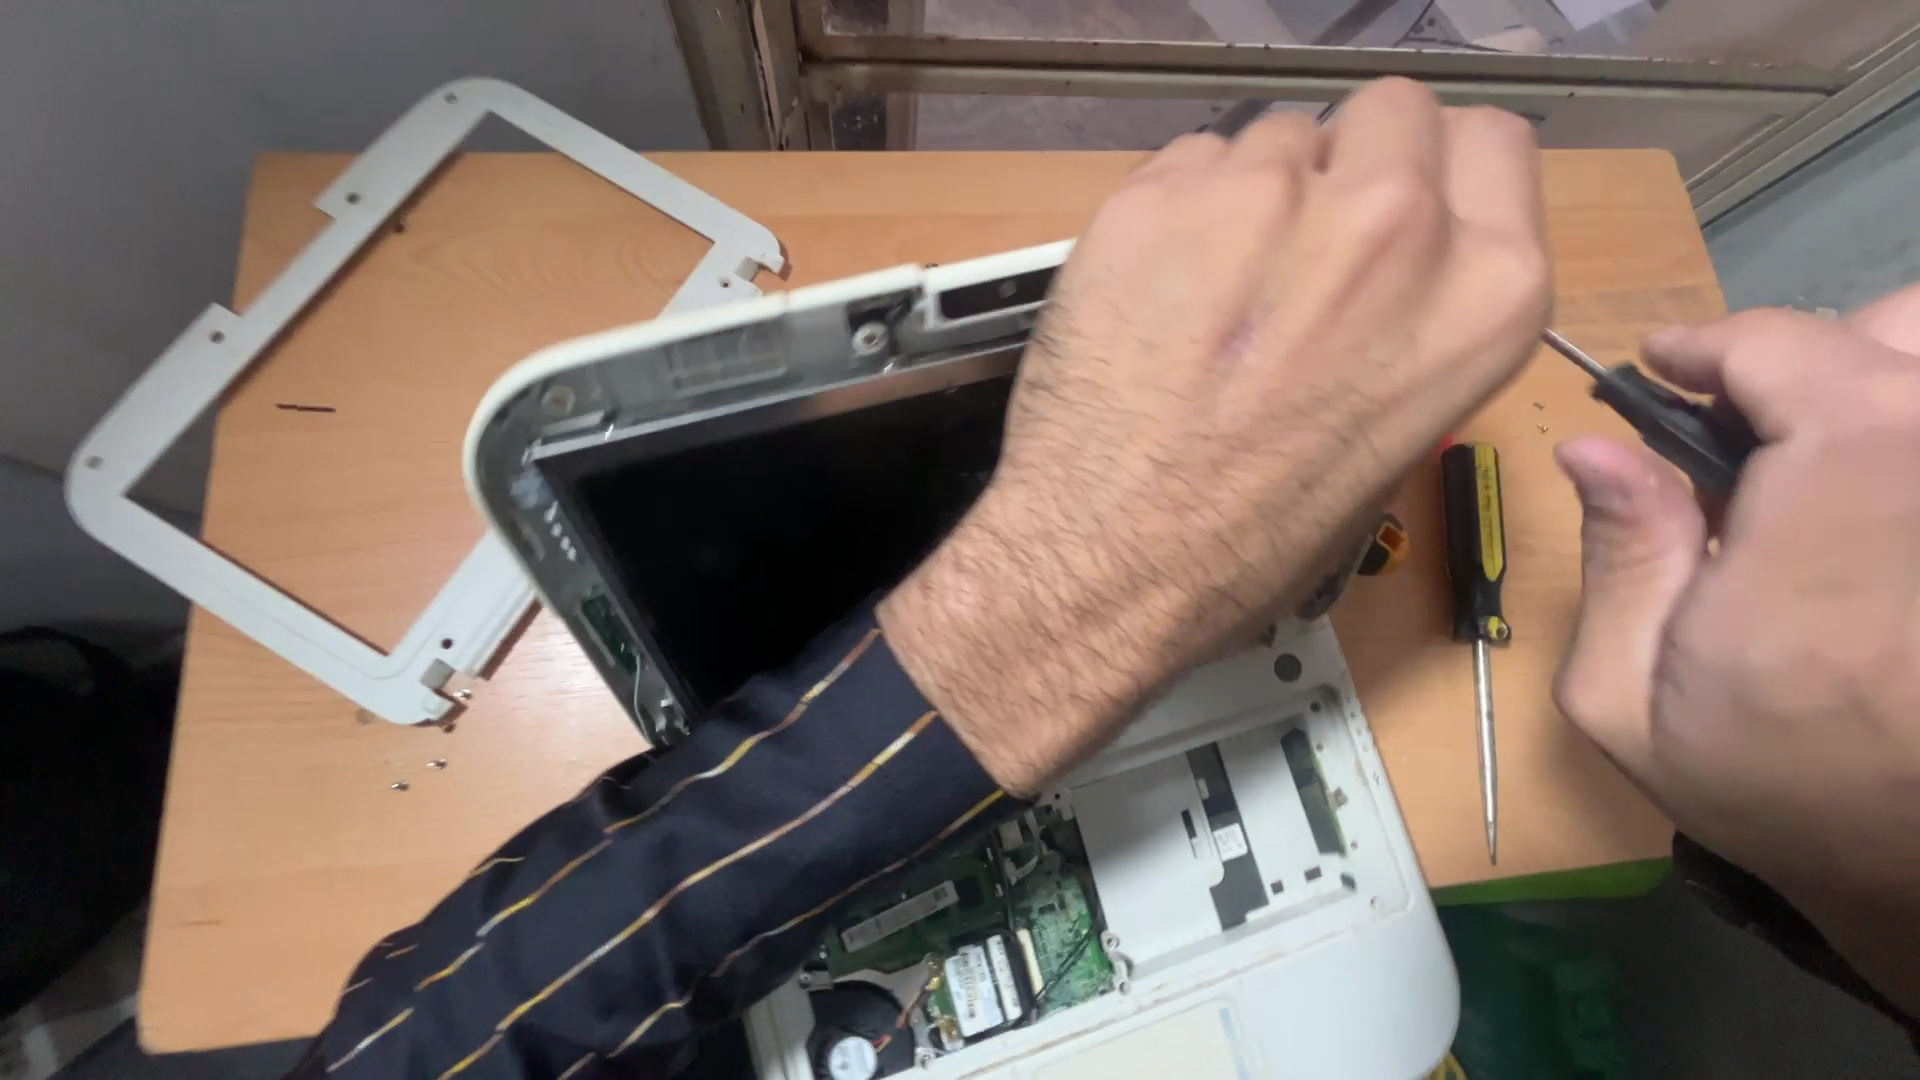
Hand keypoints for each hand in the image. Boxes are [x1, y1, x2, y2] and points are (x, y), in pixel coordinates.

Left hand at [880, 79, 1550, 795]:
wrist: (1111, 564)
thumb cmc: (1249, 544)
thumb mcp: (1386, 447)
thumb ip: (1404, 334)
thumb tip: (1371, 288)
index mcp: (1482, 295)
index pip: (1488, 145)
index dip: (1430, 169)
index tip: (1380, 202)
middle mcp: (1389, 224)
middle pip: (1385, 116)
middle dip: (1340, 169)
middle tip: (1283, 249)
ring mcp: (1262, 202)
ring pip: (1271, 141)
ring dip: (1247, 197)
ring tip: (1200, 292)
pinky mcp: (1152, 204)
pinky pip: (1180, 166)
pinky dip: (1169, 214)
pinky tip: (1144, 293)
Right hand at [1554, 291, 1919, 1011]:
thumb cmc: (1753, 784)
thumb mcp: (1622, 693)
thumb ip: (1619, 558)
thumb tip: (1594, 445)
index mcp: (1830, 565)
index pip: (1819, 376)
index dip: (1731, 344)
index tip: (1662, 363)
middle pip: (1919, 343)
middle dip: (1814, 351)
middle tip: (1738, 414)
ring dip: (1873, 380)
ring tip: (1806, 443)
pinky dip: (1896, 428)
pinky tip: (1856, 487)